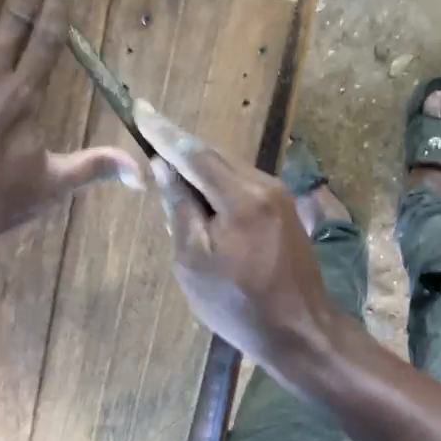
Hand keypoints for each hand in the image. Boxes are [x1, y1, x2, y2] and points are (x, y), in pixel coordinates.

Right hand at [136, 105, 338, 368]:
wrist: (302, 333)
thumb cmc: (238, 305)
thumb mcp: (193, 261)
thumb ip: (178, 207)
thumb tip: (162, 165)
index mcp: (241, 198)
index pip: (193, 152)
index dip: (162, 130)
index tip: (138, 107)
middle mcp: (264, 185)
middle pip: (212, 155)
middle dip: (177, 145)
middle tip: (144, 132)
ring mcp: (279, 195)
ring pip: (227, 168)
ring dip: (196, 167)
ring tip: (165, 170)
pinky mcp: (284, 209)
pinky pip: (241, 184)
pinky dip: (216, 184)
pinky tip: (198, 197)